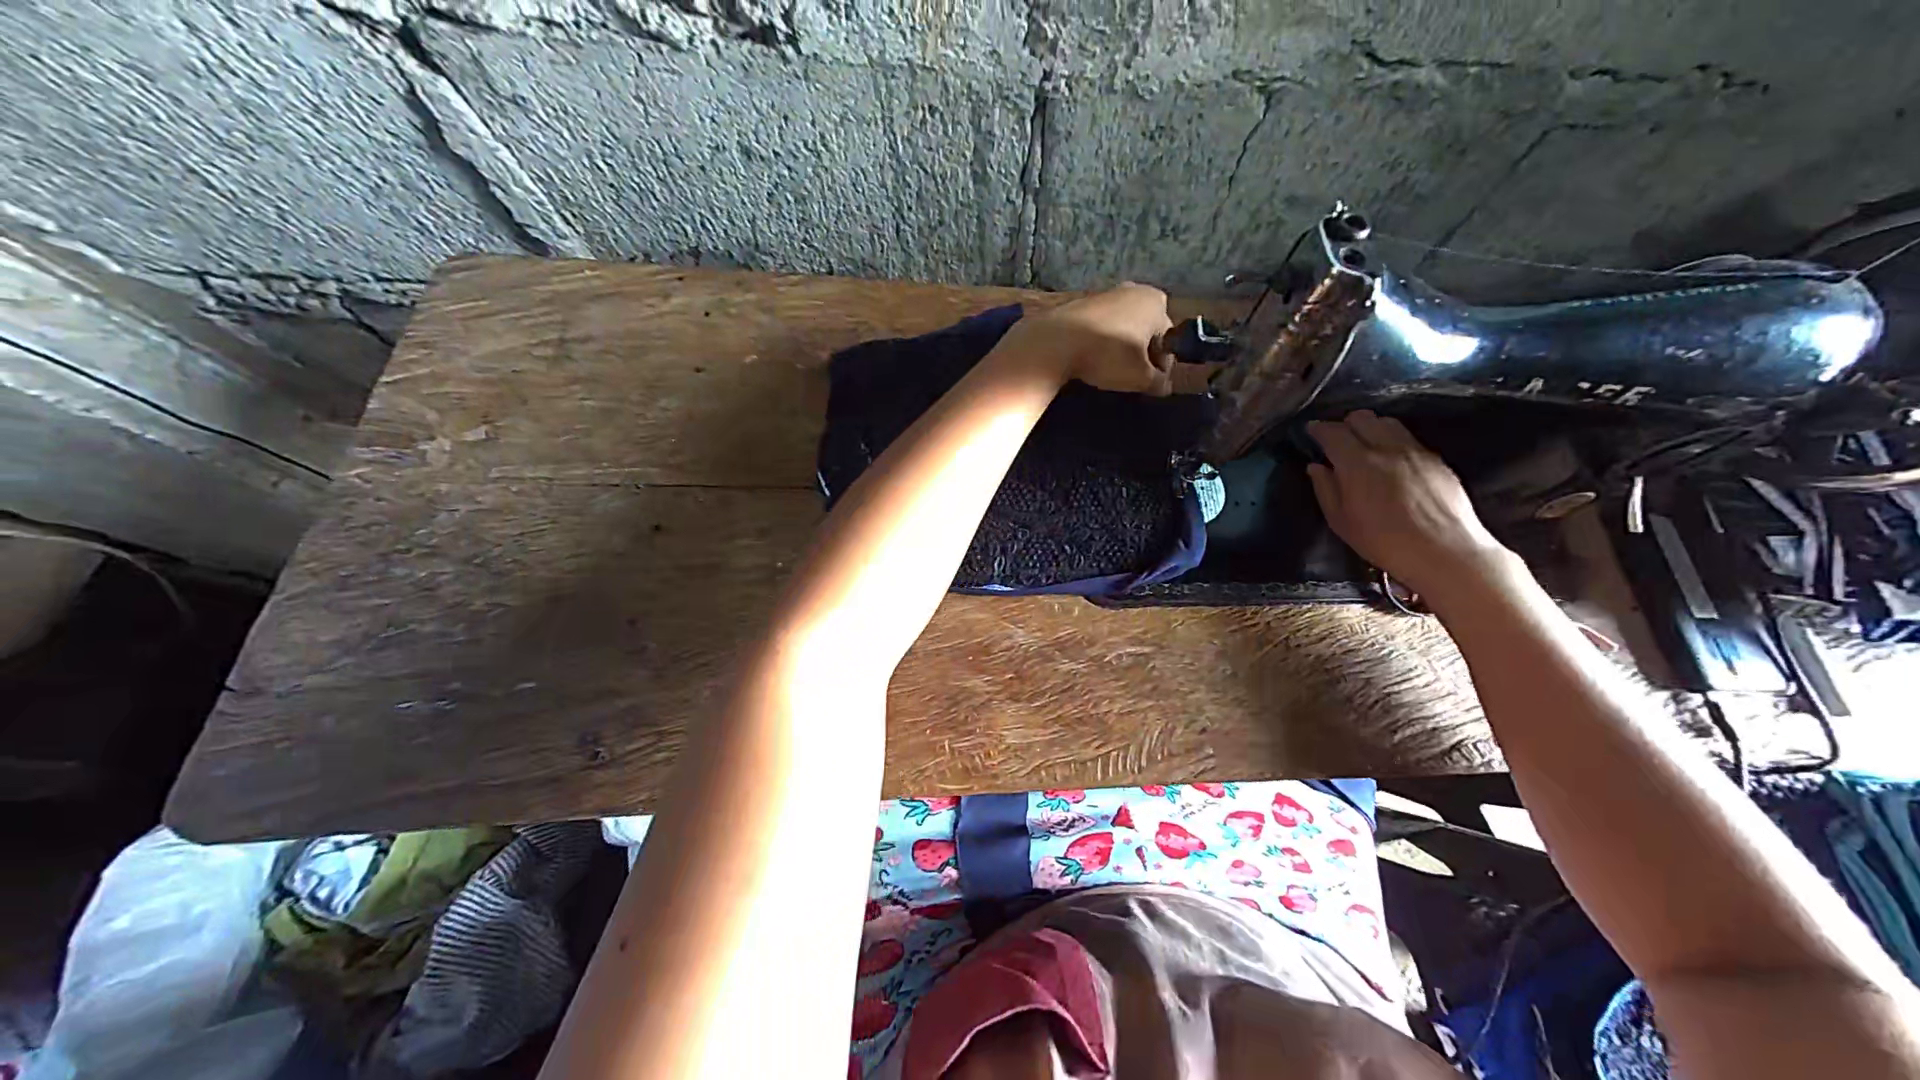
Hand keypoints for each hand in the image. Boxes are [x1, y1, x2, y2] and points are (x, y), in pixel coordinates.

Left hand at [1003, 283, 1177, 395]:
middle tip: (1130, 378)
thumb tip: (1165, 386)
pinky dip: (1100, 341)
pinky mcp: (1082, 302)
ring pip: (1123, 328)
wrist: (1055, 342)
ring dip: (1120, 348)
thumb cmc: (1107, 355)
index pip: (1168, 341)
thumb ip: (1159, 382)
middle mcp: (1135, 290)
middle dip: (1141, 354)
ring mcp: (1106, 293)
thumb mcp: (1140, 377)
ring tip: (1109, 370)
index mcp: (1156, 303)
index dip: (1161, 367)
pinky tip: (1091, 358)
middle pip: (1146, 332)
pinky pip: (1101, 326)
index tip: (1150, 384)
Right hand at [1305, 411, 1518, 605]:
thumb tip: (1316, 467)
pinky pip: (1408, 437)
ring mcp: (1415, 450)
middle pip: (1362, 417)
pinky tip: (1390, 460)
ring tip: (1364, 445)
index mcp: (1358, 463)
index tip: (1311, 431)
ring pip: (1388, 422)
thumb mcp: (1341, 521)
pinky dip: (1392, 440)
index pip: (1333, 432)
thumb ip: (1325, 489)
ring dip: (1370, 427)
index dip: (1318, 428)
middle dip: (1345, 424)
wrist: (1443, 551)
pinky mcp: (1436, 459)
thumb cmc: (1383, 541)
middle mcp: (1387, 448)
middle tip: (1337, 440)